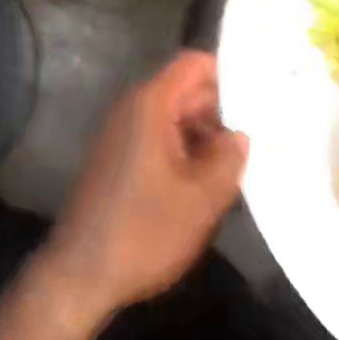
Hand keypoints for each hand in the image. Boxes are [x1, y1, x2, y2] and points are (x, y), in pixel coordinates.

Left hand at [34, 51, 249, 322]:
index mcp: (151, 104)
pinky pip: (159, 137)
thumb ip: (229, 159)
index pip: (193, 64)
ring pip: (174, 117)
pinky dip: (185, 149)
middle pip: (185, 90)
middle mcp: (134, 107)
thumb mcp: (200, 200)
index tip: (258, 92)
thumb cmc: (143, 230)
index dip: (226, 72)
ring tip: (239, 159)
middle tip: (259, 131)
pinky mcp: (118, 156)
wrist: (79, 275)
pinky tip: (207, 179)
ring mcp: (123, 132)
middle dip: (220, 109)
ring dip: (204, 134)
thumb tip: (240, 135)